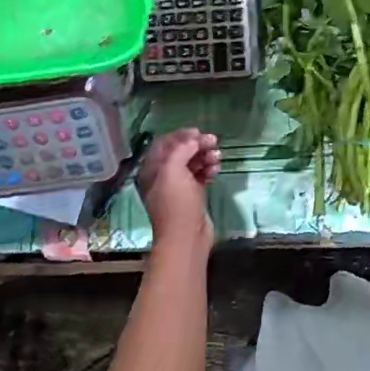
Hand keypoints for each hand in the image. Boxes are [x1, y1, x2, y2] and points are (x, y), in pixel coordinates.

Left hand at [137, 128, 220, 255]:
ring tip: (218, 157)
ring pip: (192, 164)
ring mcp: (178, 187)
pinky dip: (208, 170)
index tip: (199, 132)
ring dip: (204, 157)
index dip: (181, 135)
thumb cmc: (176, 203)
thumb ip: (181, 149)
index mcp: (152, 169)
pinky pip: (200, 176)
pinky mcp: (192, 196)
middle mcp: (163, 176)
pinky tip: (216, 170)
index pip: (164, 144)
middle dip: (196, 145)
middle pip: (180, 152)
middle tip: (214, 142)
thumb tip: (194, 140)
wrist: (186, 238)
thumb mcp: (173, 171)